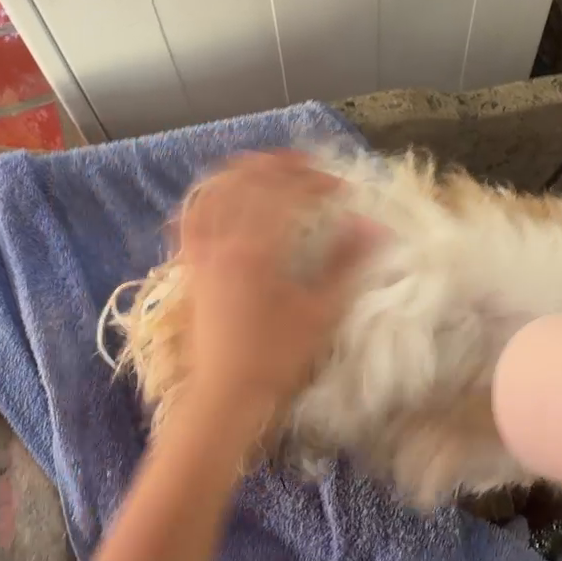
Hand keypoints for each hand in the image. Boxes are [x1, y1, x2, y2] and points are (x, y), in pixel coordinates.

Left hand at [170, 151, 377, 446]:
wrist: (225, 395)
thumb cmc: (277, 360)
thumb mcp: (321, 312)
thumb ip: (346, 263)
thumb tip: (373, 224)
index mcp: (258, 249)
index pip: (287, 193)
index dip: (316, 180)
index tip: (340, 186)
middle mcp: (223, 241)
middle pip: (247, 180)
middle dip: (279, 165)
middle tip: (306, 165)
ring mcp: (200, 253)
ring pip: (214, 192)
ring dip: (241, 173)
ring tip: (265, 169)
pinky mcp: (189, 268)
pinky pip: (190, 220)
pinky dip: (207, 200)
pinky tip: (219, 197)